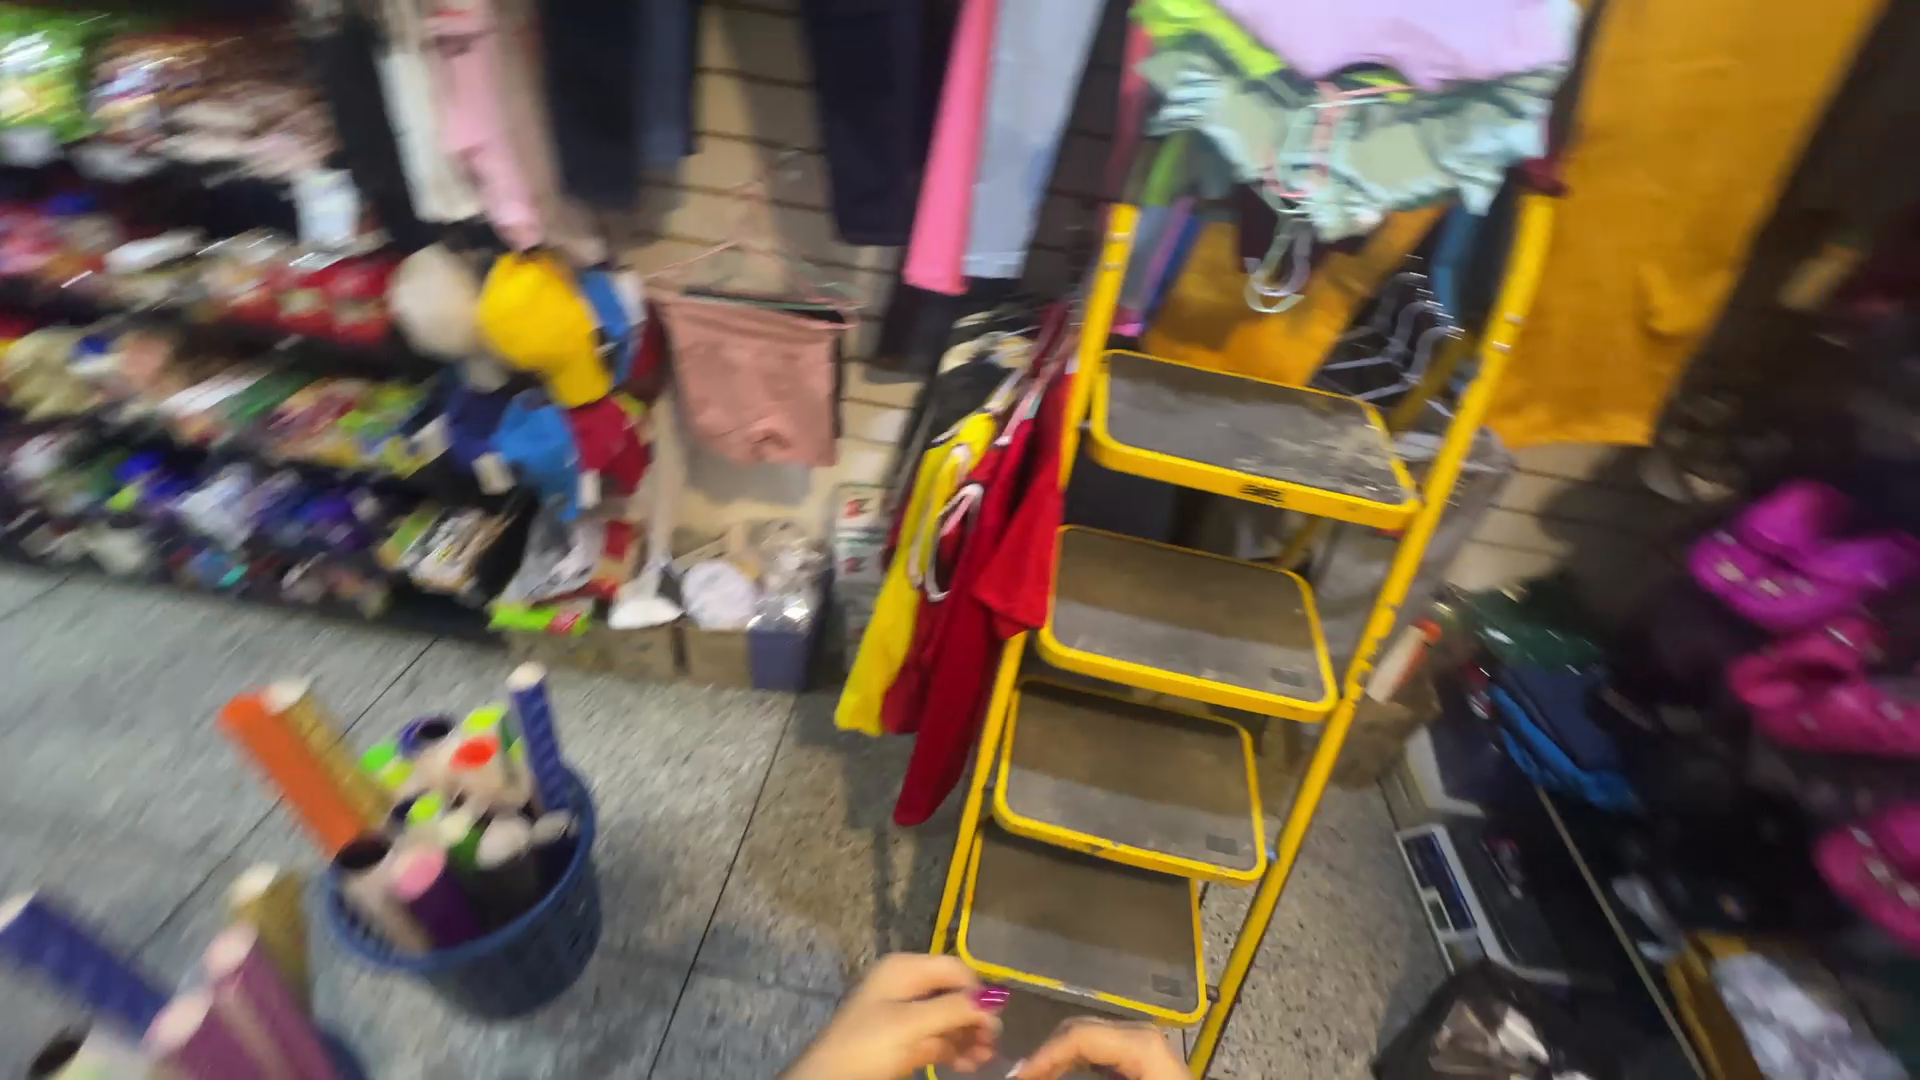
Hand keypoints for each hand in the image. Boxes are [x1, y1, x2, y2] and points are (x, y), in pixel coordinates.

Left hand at [782, 954, 1003, 1079]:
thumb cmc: (868, 1045)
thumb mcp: (911, 1025)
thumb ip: (953, 1010)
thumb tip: (994, 999)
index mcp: (904, 969)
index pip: (952, 969)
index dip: (976, 991)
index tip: (997, 1019)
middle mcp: (906, 985)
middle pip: (951, 994)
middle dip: (974, 1017)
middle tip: (994, 1044)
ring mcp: (904, 1014)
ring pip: (946, 1019)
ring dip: (967, 1036)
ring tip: (985, 1058)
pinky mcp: (903, 1040)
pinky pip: (936, 1038)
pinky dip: (953, 1049)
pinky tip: (969, 1064)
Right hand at [1014, 1017, 1186, 1079]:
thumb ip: (1079, 1078)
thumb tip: (1033, 1077)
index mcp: (1140, 1041)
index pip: (1079, 1036)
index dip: (1043, 1056)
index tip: (1018, 1077)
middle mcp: (1140, 1032)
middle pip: (1082, 1030)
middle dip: (1048, 1054)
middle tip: (1021, 1076)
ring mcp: (1144, 1043)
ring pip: (1089, 1038)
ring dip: (1061, 1058)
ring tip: (1036, 1075)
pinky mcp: (1145, 1058)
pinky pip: (1103, 1051)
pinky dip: (1078, 1062)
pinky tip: (1063, 1075)